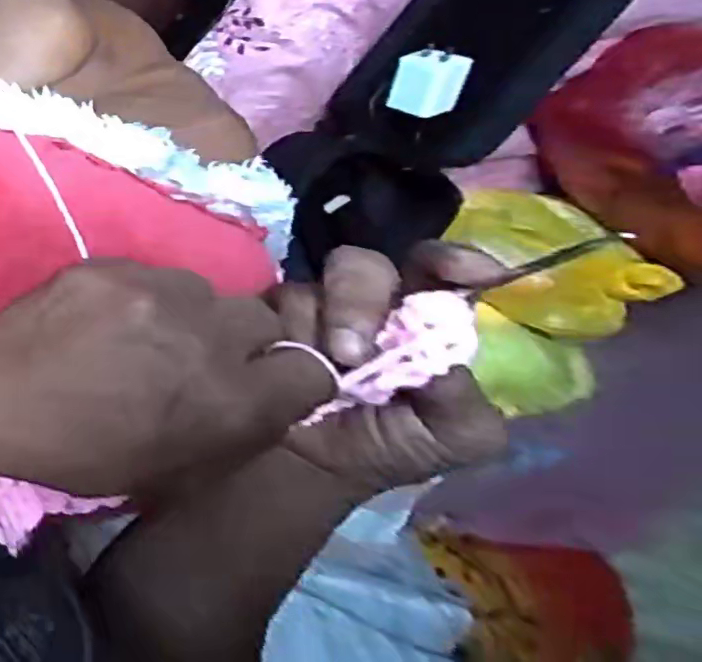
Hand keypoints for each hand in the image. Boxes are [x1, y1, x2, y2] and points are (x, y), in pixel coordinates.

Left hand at [0, 260, 338, 496]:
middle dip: (236, 341)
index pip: (309, 370)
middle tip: (189, 355)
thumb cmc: (72, 446)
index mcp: (230, 401)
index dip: (278, 379)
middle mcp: (202, 335)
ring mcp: (150, 291)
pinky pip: (147, 273)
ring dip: (185, 311)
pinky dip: (138, 291)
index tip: (251, 383)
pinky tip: (103, 312)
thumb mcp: (168, 469)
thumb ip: (229, 429)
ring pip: (200, 289)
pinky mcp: (105, 265)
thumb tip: (258, 399)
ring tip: (142, 331)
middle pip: (257, 320)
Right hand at [274, 244, 509, 498]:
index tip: (455, 271)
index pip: (437, 270)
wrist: (308, 465)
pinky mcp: (260, 314)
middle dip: (357, 300)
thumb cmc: (389, 445)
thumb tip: (435, 360)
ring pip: (306, 288)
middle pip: (362, 266)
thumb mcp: (454, 437)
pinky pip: (262, 306)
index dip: (448, 260)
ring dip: (311, 329)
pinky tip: (279, 359)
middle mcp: (364, 303)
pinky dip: (273, 332)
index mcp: (420, 321)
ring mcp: (308, 307)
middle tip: (349, 353)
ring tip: (315, 373)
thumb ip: (465, 401)